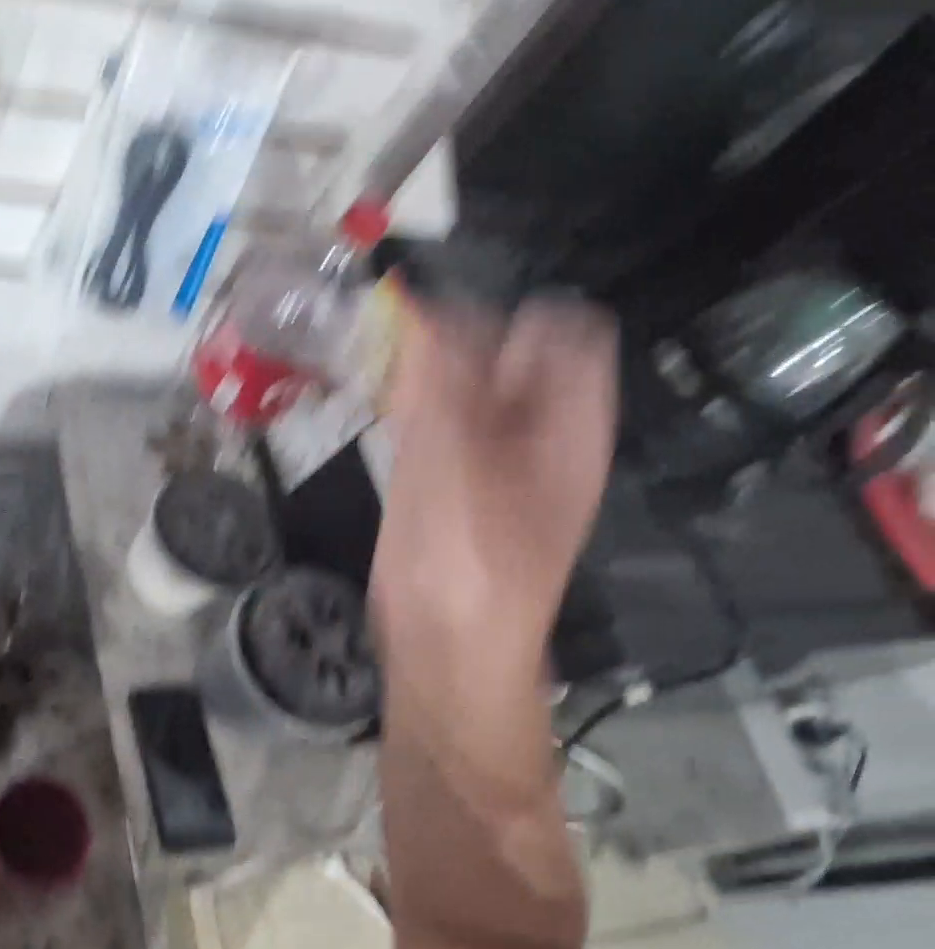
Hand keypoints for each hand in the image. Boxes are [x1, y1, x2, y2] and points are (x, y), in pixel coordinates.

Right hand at [373, 297, 617, 663]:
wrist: (446, 649)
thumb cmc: (466, 562)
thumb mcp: (456, 463)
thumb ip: (440, 384)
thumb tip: (424, 308)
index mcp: (568, 424)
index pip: (566, 333)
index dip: (514, 308)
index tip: (447, 299)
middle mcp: (536, 435)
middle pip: (512, 357)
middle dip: (461, 333)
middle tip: (400, 324)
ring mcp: (490, 461)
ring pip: (468, 388)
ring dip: (430, 366)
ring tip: (383, 349)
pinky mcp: (447, 485)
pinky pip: (437, 424)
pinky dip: (411, 403)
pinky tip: (380, 395)